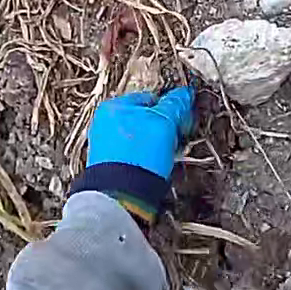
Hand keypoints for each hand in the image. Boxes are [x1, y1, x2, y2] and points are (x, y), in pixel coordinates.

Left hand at [75, 87, 194, 223]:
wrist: (123, 195)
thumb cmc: (138, 157)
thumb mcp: (164, 124)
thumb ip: (175, 106)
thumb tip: (185, 94)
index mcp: (113, 107)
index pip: (151, 98)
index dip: (170, 108)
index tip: (181, 119)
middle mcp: (105, 124)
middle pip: (146, 118)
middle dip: (164, 127)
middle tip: (175, 137)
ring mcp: (107, 146)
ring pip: (143, 137)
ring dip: (159, 144)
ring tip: (167, 155)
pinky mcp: (112, 165)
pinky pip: (137, 154)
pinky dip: (149, 158)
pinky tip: (157, 166)